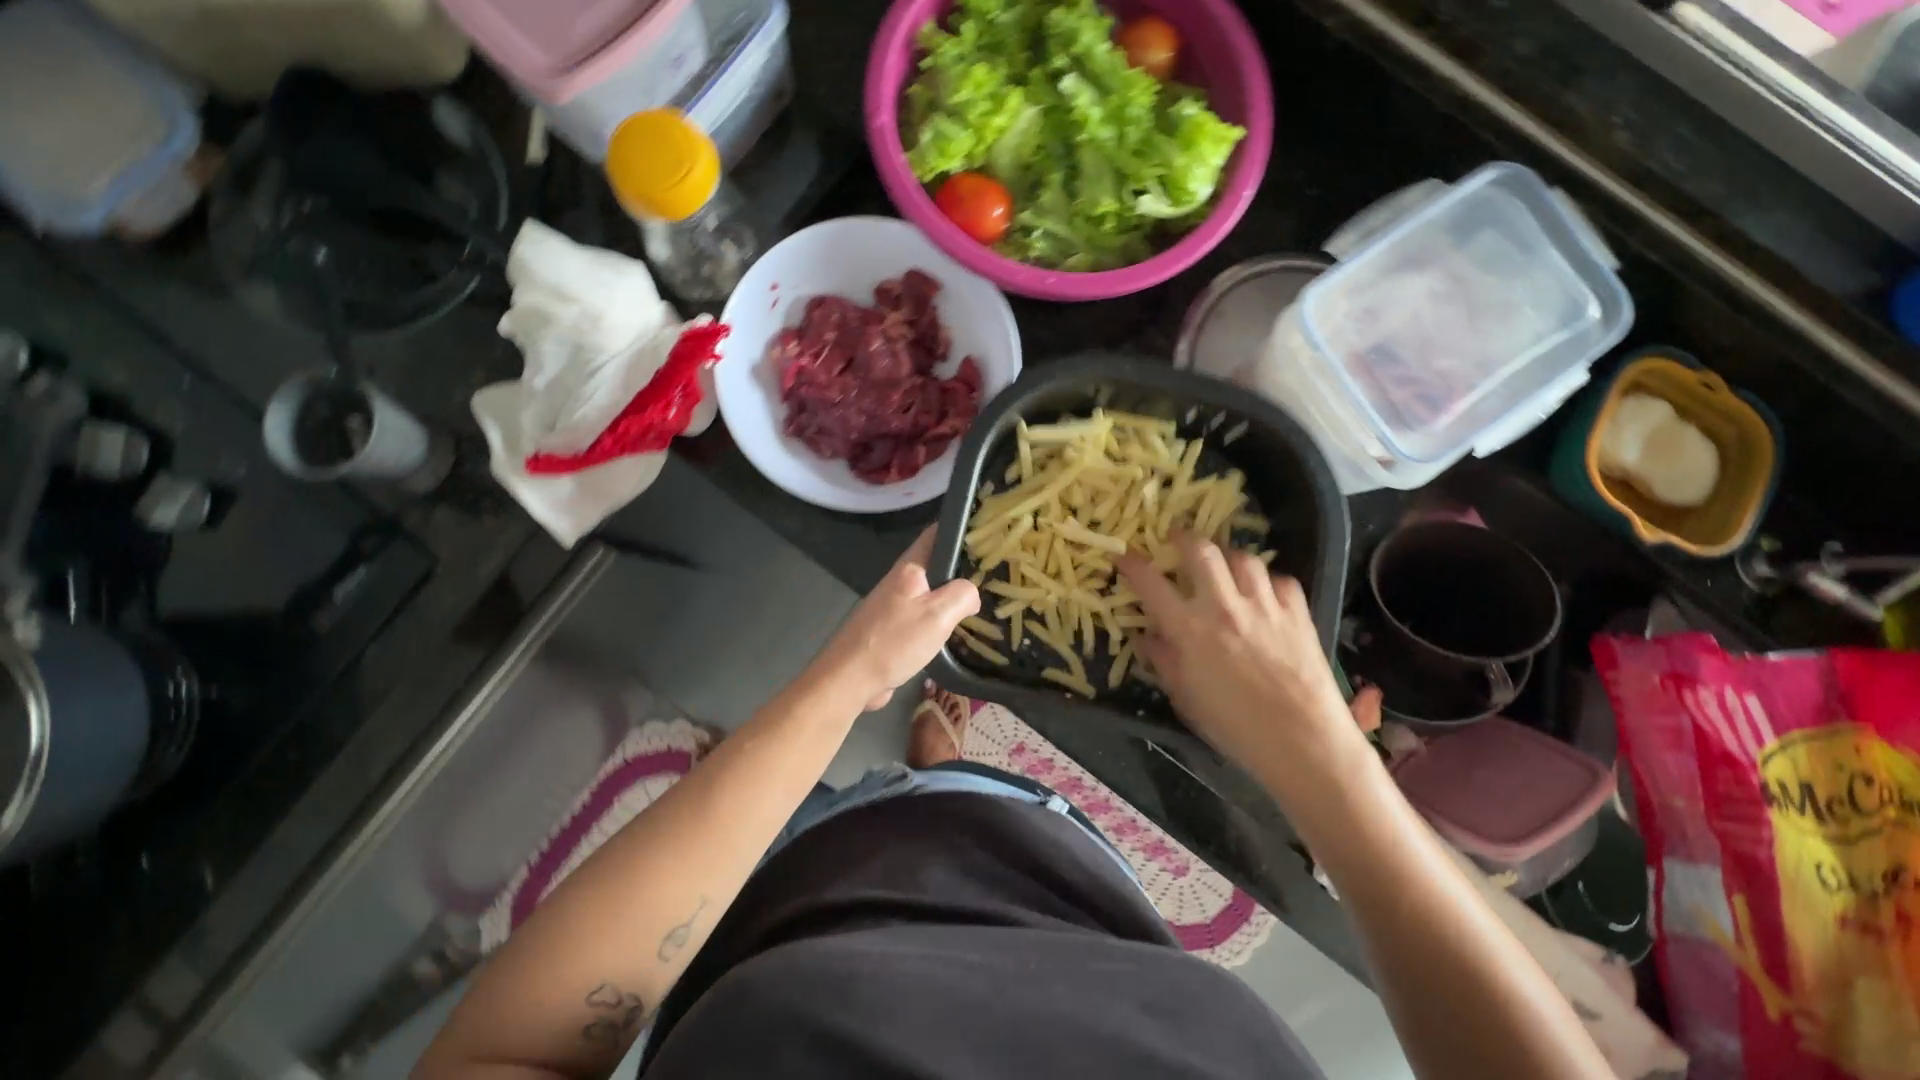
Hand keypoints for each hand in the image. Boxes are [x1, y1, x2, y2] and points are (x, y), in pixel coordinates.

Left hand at [814, 528, 979, 711]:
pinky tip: (955, 633)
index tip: (986, 531)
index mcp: (909, 570)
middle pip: (935, 566)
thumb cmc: (894, 641)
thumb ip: (962, 595)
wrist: (849, 679)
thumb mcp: (938, 615)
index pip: (935, 535)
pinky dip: (939, 621)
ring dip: (951, 597)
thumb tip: (972, 593)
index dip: (960, 528)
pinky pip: (922, 618)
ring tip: (981, 602)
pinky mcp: (890, 631)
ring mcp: (892, 607)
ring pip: (929, 594)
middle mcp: (899, 582)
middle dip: (961, 567)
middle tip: (994, 574)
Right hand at [1116, 535, 1375, 788]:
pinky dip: (1267, 582)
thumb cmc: (1234, 727)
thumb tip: (1147, 636)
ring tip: (1223, 567)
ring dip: (1228, 558)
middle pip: (1201, 550)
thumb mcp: (1185, 698)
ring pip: (1243, 558)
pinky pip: (1280, 580)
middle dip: (1183, 538)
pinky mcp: (1298, 612)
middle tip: (1176, 539)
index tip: (1124, 554)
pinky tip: (1264, 595)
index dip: (1132, 564)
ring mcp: (1264, 605)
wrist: (1302, 740)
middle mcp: (1224, 606)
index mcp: (1188, 629)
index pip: (1151, 583)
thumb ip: (1163, 661)